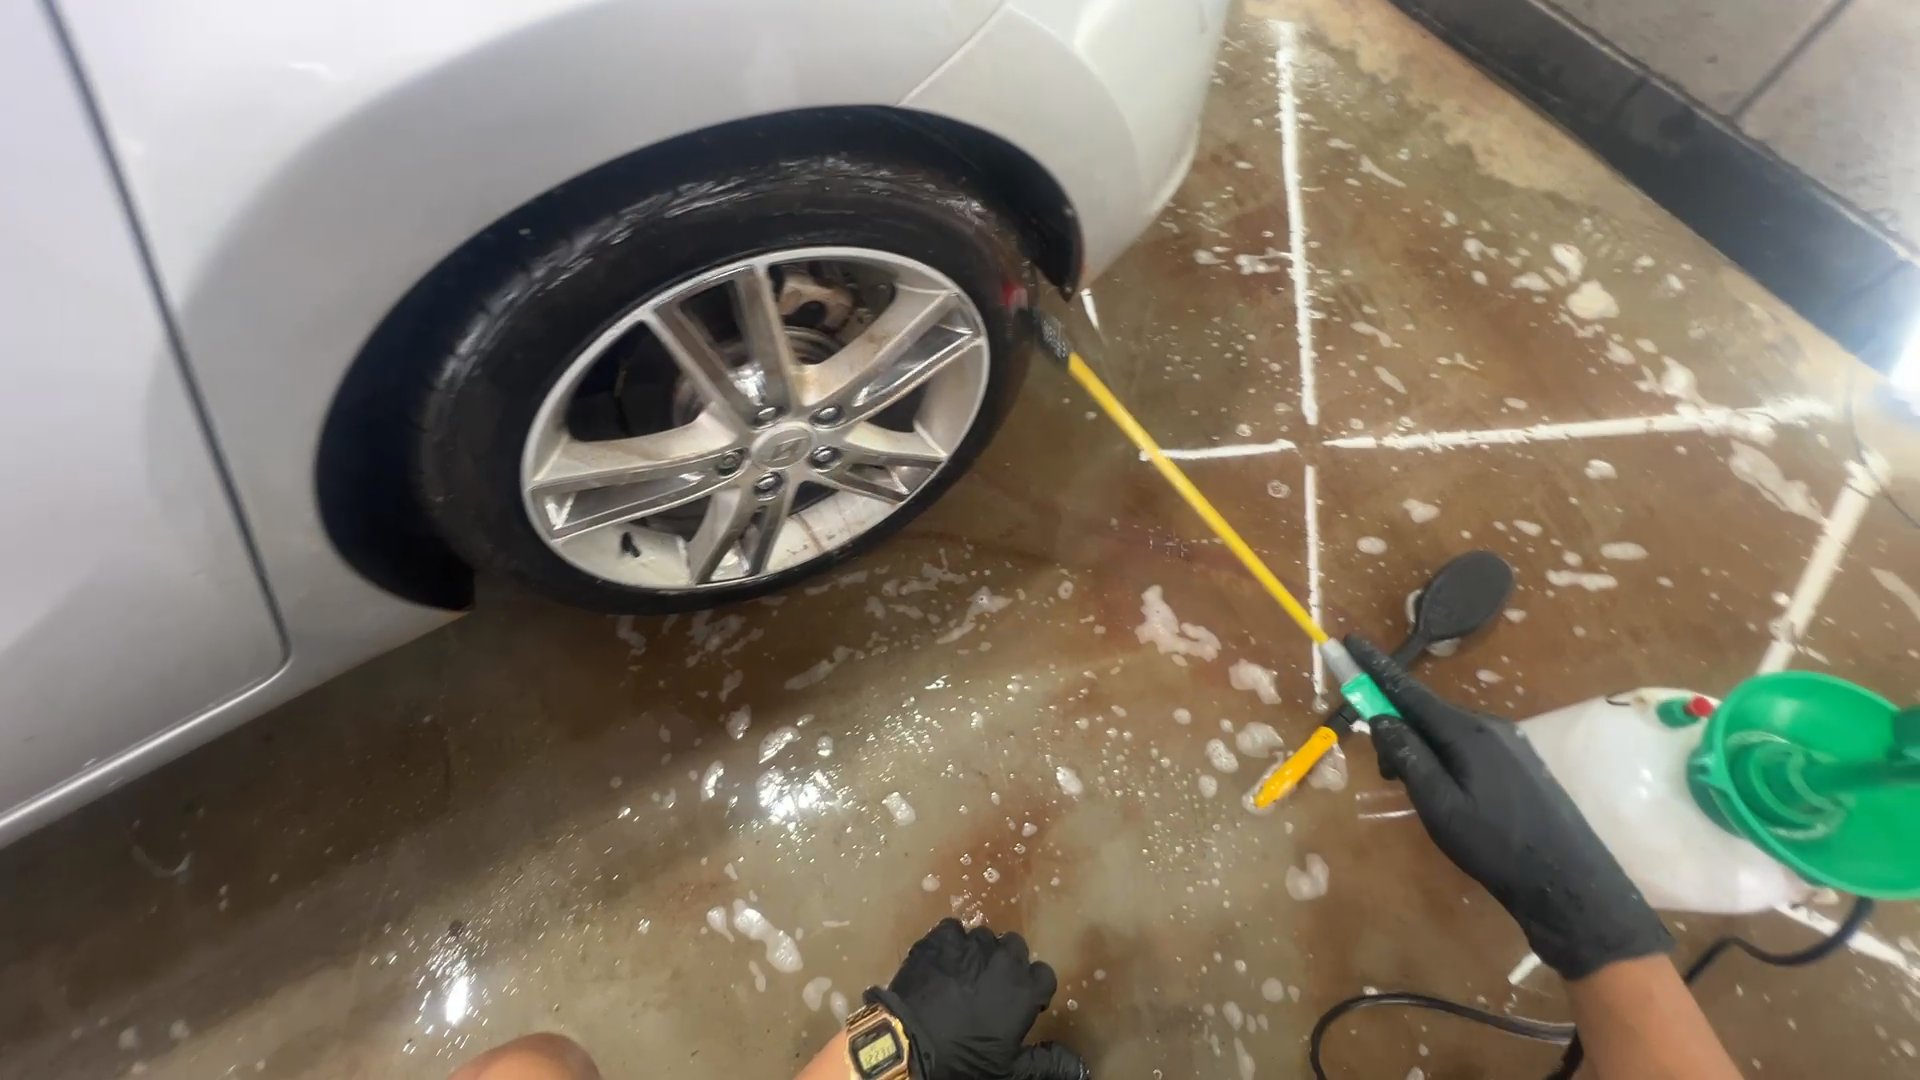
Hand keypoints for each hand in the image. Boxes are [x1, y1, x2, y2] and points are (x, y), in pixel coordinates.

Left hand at [867, 919, 1082, 1079]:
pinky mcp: (941, 937)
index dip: (1033, 988)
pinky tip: (942, 962)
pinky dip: (950, 943)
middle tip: (990, 987)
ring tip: (963, 975)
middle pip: (1014, 948)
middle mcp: (1002, 960)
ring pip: (983, 937)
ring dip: (978, 953)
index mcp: (1022, 990)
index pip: (1044, 975)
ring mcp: (970, 944)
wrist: (908, 1045)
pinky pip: (953, 930)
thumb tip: (1081, 1065)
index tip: (1021, 1003)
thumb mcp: (1008, 1071)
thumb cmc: (962, 1061)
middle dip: (1006, 963)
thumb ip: (1046, 1063)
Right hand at [1347, 635, 1672, 978]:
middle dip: (1394, 728)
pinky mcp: (1520, 763)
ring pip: (1445, 732)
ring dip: (1419, 749)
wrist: (1572, 886)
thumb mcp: (1438, 804)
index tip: (1350, 641)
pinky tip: (1446, 792)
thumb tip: (1381, 718)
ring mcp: (1509, 744)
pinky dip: (1442, 758)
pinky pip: (1466, 746)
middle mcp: (1490, 727)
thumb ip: (1407, 756)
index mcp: (1466, 733)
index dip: (1374, 667)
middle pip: (1424, 712)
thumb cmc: (1496, 845)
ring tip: (1417, 793)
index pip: (1408, 690)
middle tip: (1384, 774)